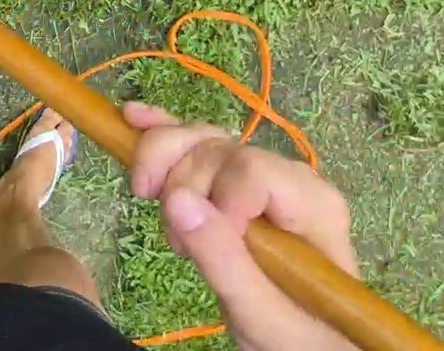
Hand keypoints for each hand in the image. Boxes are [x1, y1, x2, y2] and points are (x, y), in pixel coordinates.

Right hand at [125, 101, 359, 350]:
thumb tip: (176, 198)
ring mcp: (259, 170)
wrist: (304, 343)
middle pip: (215, 149)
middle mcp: (289, 175)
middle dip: (179, 186)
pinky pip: (193, 138)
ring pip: (196, 138)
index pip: (251, 168)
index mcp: (312, 204)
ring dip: (161, 164)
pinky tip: (131, 117)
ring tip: (150, 203)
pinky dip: (160, 129)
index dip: (217, 197)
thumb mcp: (264, 315)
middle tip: (174, 243)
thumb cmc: (297, 336)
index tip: (206, 246)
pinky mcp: (231, 173)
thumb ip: (224, 259)